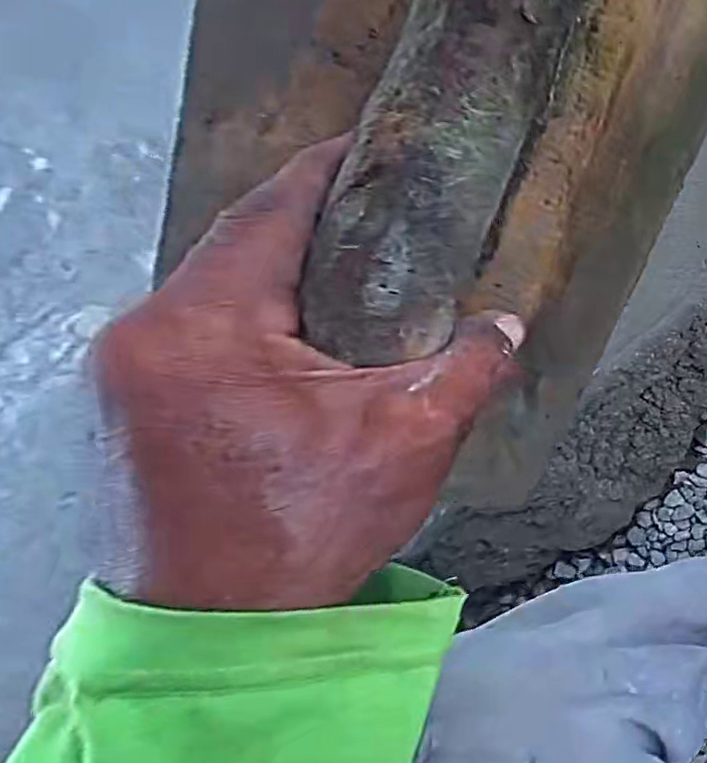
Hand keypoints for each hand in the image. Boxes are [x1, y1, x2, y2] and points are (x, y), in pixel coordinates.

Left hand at [93, 136, 523, 610]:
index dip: (321, 172)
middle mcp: (150, 335)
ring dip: (305, 264)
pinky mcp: (155, 399)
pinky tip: (344, 316)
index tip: (369, 142)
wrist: (226, 619)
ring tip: (383, 252)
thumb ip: (470, 366)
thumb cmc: (312, 520)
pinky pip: (226, 324)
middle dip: (322, 217)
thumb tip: (509, 323)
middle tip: (399, 200)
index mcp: (201, 330)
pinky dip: (286, 305)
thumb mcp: (415, 434)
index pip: (265, 219)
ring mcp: (140, 370)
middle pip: (243, 247)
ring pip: (234, 286)